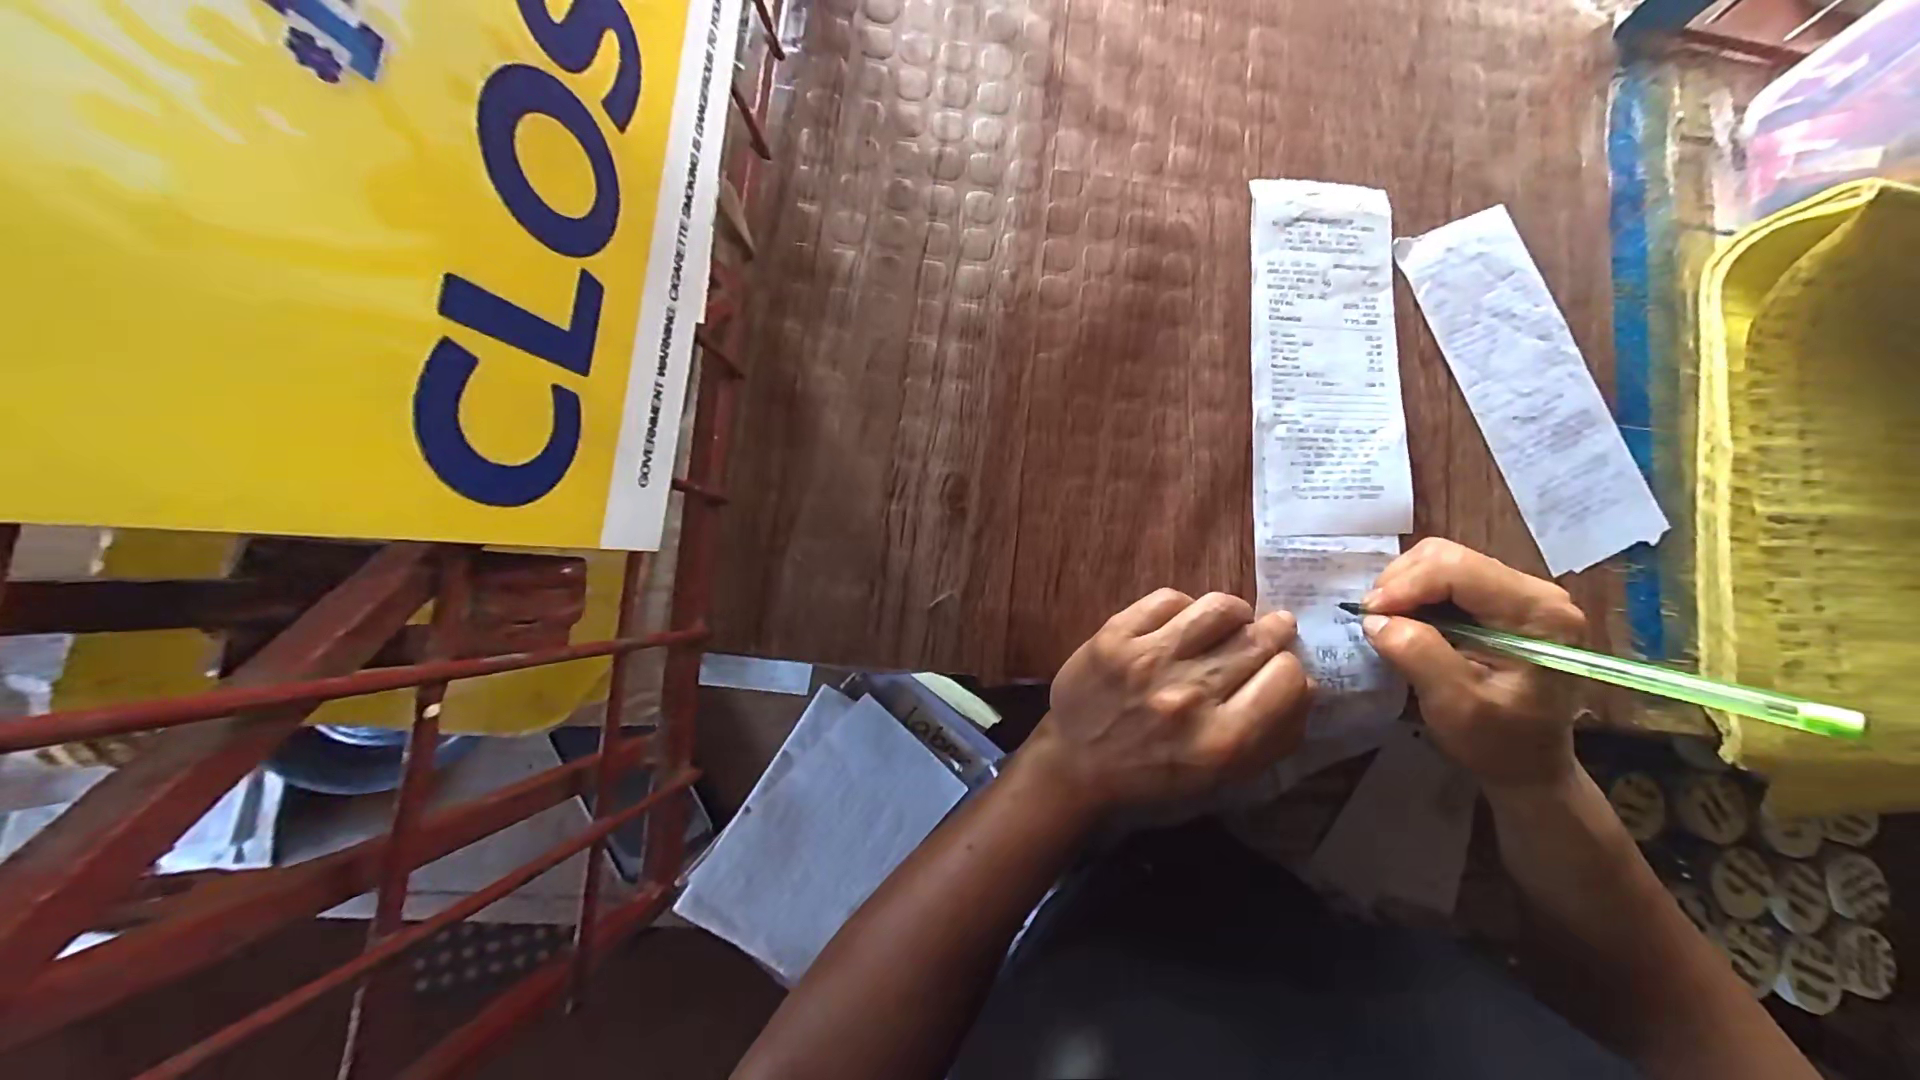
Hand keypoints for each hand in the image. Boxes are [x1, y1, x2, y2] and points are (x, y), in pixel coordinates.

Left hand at [1022, 589, 1312, 818]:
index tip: (1282, 670)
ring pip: (1217, 608)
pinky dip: (1186, 607)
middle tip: (1274, 630)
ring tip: (1233, 621)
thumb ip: (1273, 738)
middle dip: (1274, 633)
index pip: (1289, 679)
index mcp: (1221, 743)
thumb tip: (1307, 683)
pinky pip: (1168, 599)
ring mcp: (1147, 660)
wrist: (1076, 769)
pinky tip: (1184, 622)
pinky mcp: (1113, 637)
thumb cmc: (1155, 784)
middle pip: (1256, 641)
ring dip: (1235, 613)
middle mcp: (1188, 696)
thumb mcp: (1225, 782)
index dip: (1292, 670)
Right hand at [1360, 538, 1586, 790]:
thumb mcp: (1454, 703)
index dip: (1404, 585)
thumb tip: (1375, 619)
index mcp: (1537, 613)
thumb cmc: (1498, 740)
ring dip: (1402, 587)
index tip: (1367, 615)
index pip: (1456, 569)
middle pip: (1446, 556)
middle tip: (1373, 618)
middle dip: (1399, 583)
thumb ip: (1418, 653)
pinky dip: (1412, 594)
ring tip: (1386, 620)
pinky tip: (1404, 620)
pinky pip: (1442, 578)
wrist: (1528, 766)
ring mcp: (1516, 594)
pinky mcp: (1497, 602)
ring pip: (1440, 562)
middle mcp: (1534, 592)